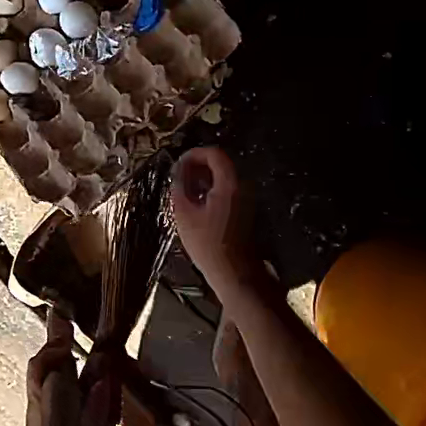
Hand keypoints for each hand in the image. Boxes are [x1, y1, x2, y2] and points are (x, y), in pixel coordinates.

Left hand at [25, 307, 110, 425]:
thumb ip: (92, 404)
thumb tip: (98, 376)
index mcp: (43, 402)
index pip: (40, 363)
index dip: (52, 345)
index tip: (66, 329)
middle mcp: (36, 403)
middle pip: (40, 366)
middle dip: (53, 346)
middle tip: (66, 328)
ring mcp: (36, 412)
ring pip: (43, 379)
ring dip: (55, 361)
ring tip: (72, 347)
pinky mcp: (41, 422)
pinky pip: (48, 391)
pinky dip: (60, 378)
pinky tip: (75, 380)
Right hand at [171, 147, 272, 315]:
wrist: (234, 272)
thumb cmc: (208, 244)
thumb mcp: (184, 214)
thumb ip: (180, 185)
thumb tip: (178, 170)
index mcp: (229, 183)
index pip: (214, 153)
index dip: (194, 154)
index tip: (179, 164)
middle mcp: (243, 185)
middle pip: (221, 163)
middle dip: (198, 165)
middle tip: (180, 177)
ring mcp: (247, 197)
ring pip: (225, 176)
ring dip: (205, 178)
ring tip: (186, 190)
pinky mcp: (246, 208)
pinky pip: (229, 189)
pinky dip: (213, 189)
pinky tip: (198, 203)